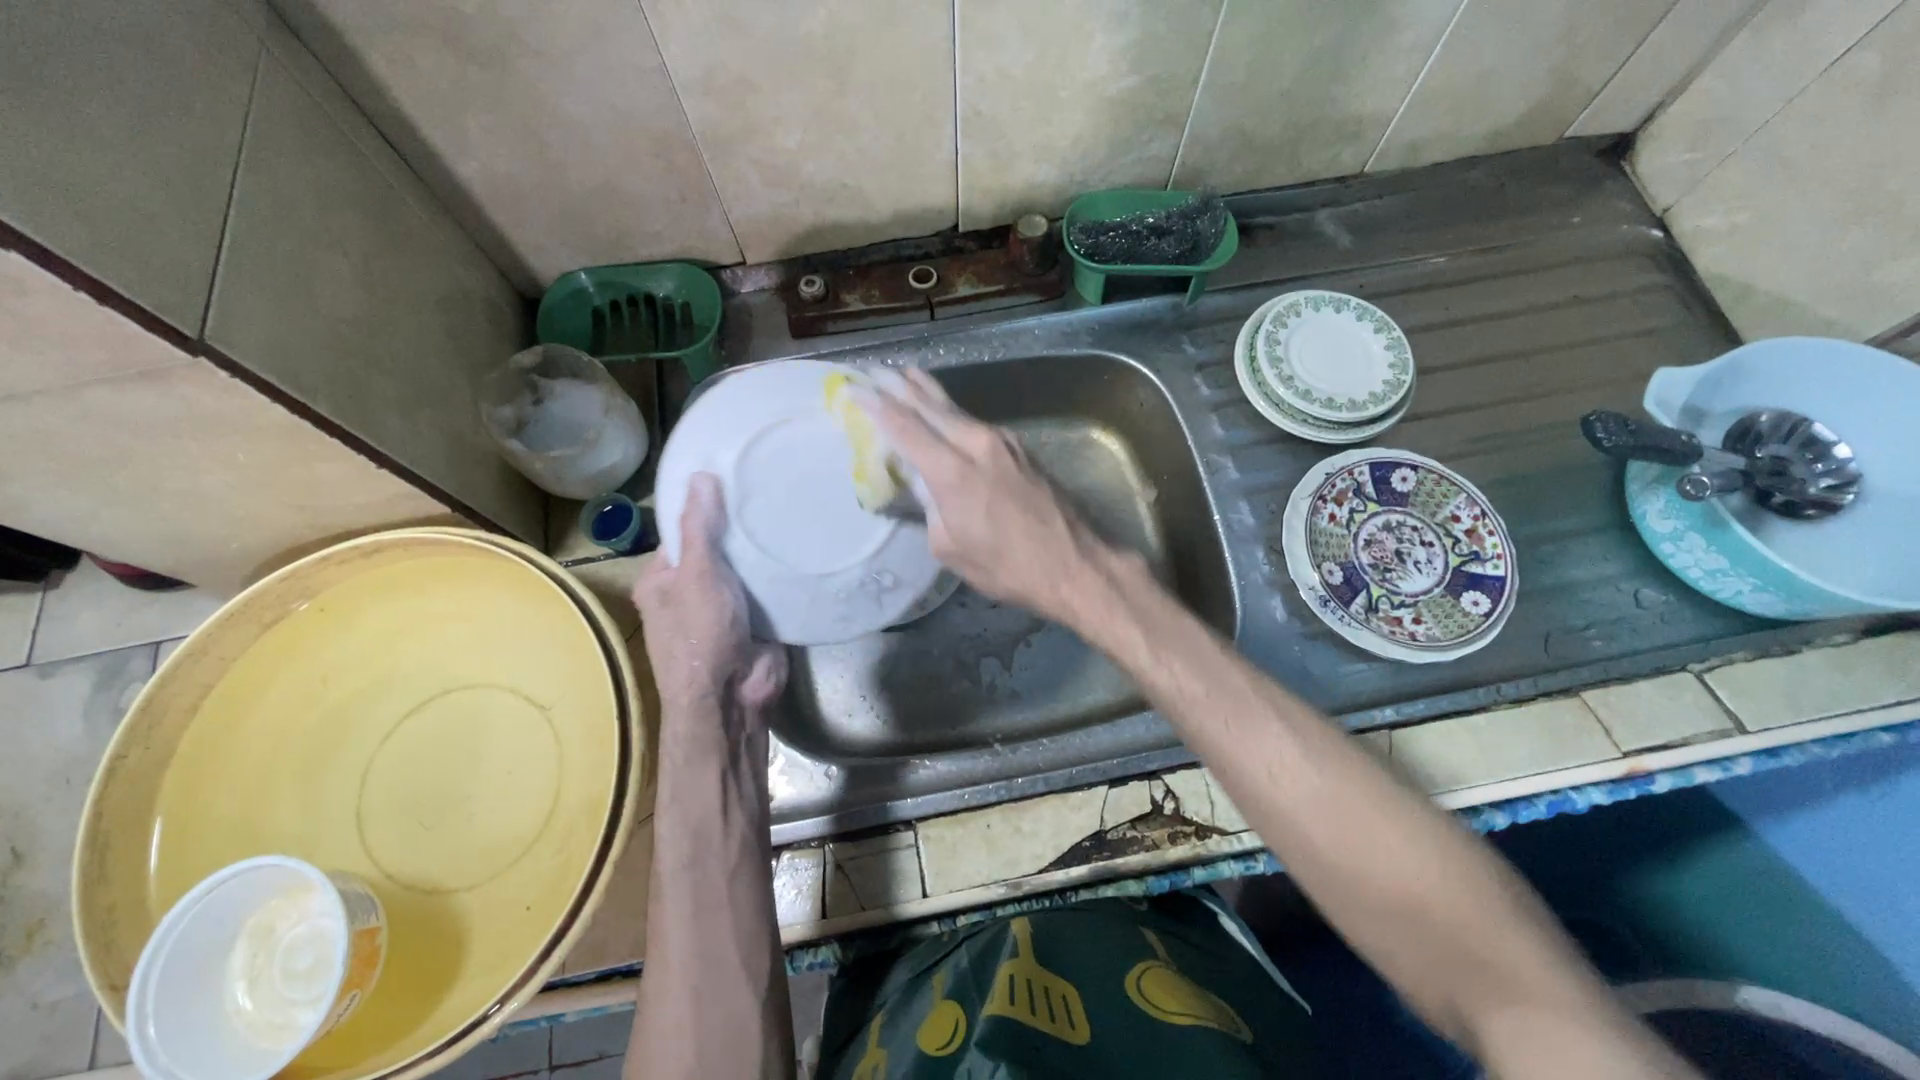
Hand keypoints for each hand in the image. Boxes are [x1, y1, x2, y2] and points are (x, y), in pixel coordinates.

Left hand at [633, 472, 786, 720]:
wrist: (732, 696)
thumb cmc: (700, 634)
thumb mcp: (696, 574)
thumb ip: (700, 527)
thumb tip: (699, 476)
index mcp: (660, 582)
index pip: (682, 534)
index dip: (705, 509)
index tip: (735, 483)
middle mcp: (688, 595)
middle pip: (717, 551)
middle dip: (740, 532)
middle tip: (771, 496)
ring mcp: (722, 611)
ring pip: (744, 572)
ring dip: (764, 555)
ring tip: (791, 516)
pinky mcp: (754, 624)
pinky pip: (767, 592)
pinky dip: (780, 578)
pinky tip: (801, 551)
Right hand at [858, 369, 1119, 623]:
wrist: (1074, 564)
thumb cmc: (1007, 567)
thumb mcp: (950, 548)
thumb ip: (930, 508)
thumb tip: (923, 484)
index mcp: (952, 472)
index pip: (905, 428)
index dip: (876, 407)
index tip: (854, 389)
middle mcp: (977, 445)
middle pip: (931, 407)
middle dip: (900, 387)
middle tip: (876, 369)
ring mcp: (1003, 443)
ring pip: (956, 410)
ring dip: (928, 394)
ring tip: (907, 375)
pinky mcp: (1020, 450)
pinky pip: (976, 422)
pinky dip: (953, 412)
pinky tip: (945, 411)